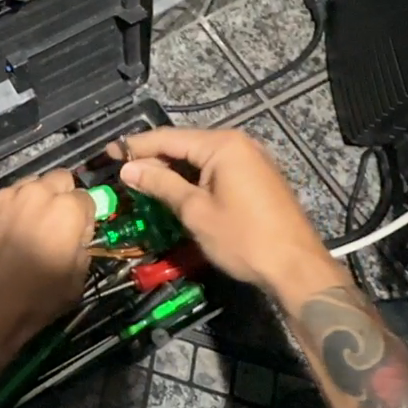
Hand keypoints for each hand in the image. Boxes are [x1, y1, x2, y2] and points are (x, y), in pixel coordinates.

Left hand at [0, 169, 93, 356]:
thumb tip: (76, 237)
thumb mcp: (75, 282)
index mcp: (66, 211)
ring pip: (27, 185)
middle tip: (53, 223)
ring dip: (31, 200)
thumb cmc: (34, 301)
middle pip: (58, 179)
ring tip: (23, 228)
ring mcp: (4, 196)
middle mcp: (36, 193)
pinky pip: (0, 201)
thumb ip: (81, 249)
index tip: (75, 235)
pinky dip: (4, 212)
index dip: (82, 218)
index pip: (86, 198)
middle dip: (60, 196)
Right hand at [111, 127, 331, 293]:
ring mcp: (250, 160)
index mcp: (222, 145)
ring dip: (171, 168)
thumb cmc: (244, 239)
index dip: (136, 146)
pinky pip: (215, 168)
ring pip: (199, 158)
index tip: (109, 153)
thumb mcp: (195, 212)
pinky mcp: (255, 178)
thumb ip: (160, 184)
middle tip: (122, 168)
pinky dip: (192, 176)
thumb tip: (129, 169)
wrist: (298, 269)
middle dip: (153, 156)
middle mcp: (238, 144)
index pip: (168, 138)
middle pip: (184, 144)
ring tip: (141, 178)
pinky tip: (174, 188)